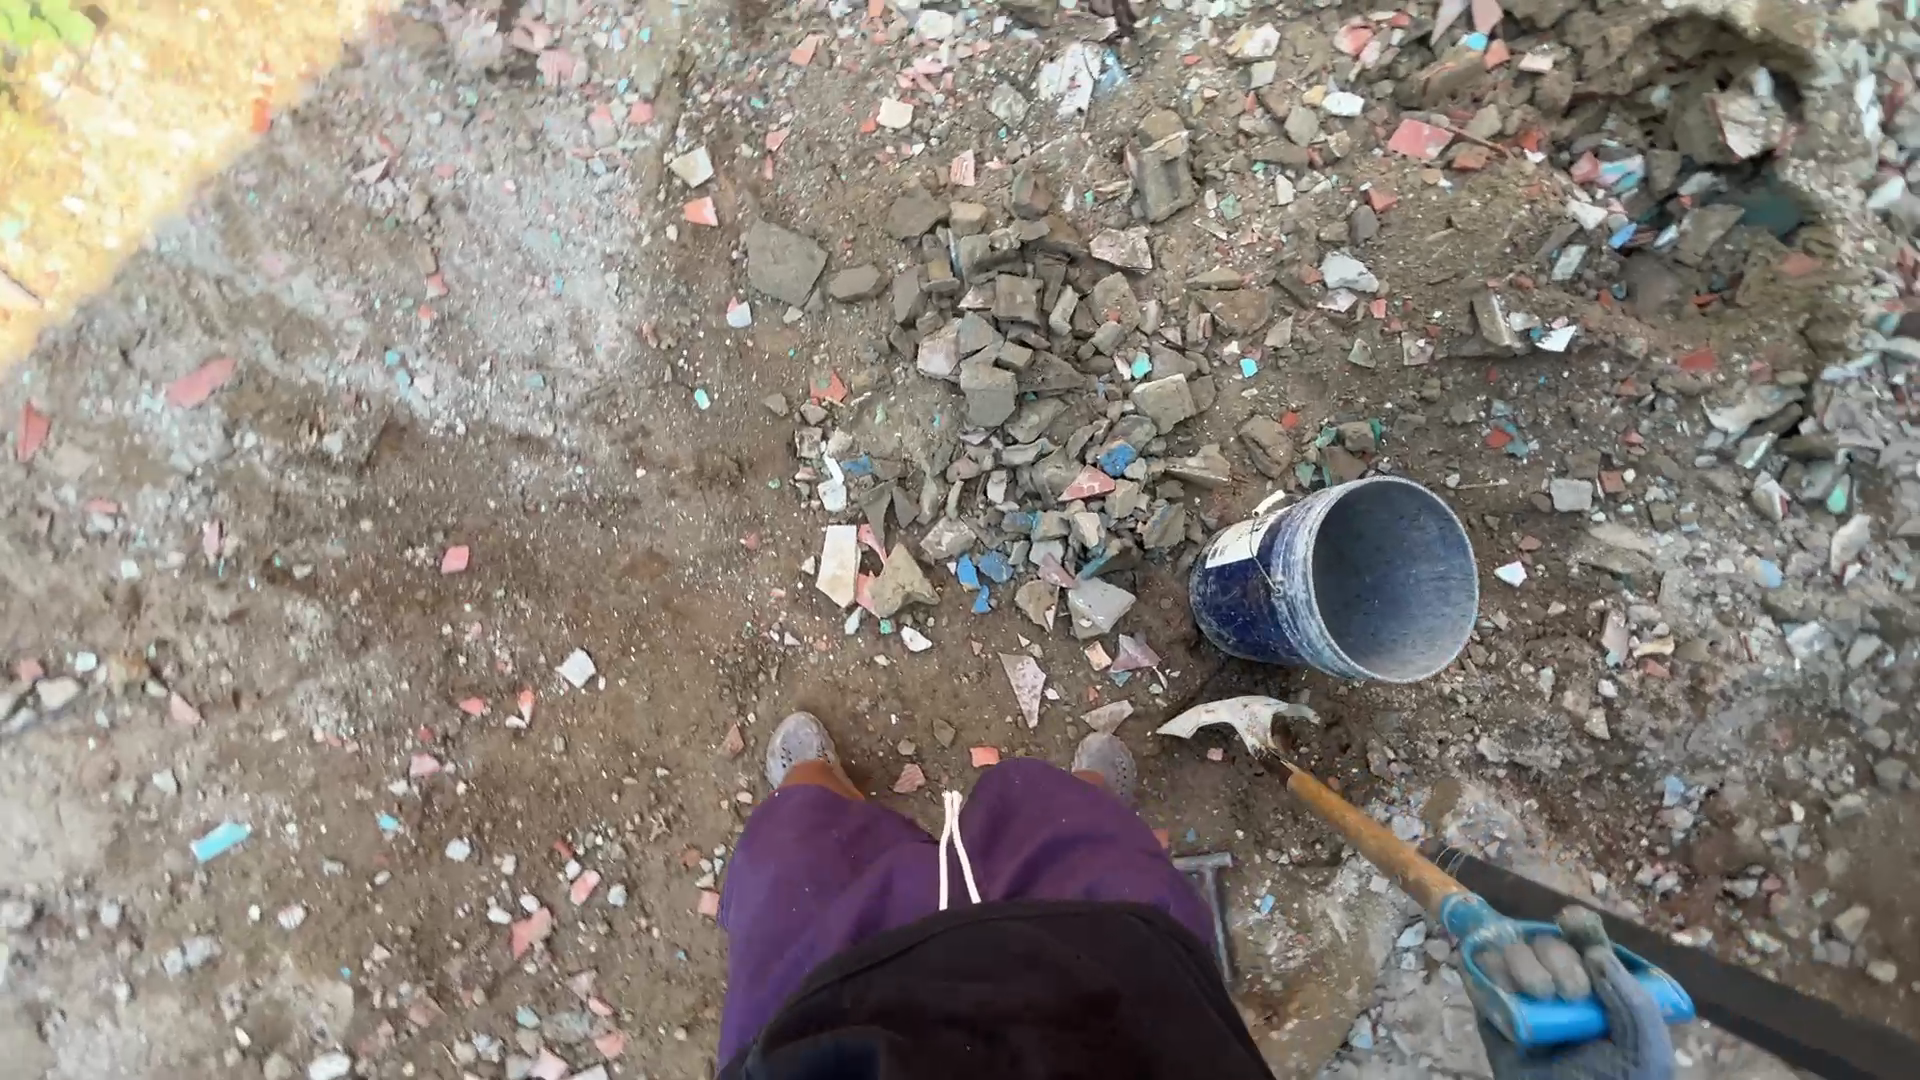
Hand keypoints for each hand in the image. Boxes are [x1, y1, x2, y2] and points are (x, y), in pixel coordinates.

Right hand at [1477, 907, 1673, 1079]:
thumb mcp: (1643, 1055)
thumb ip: (1634, 1004)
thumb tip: (1595, 952)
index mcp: (1601, 994)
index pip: (1587, 945)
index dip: (1580, 929)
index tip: (1572, 922)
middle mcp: (1559, 984)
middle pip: (1548, 941)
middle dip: (1557, 960)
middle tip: (1568, 995)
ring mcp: (1520, 990)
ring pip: (1510, 947)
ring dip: (1523, 965)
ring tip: (1536, 997)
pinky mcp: (1488, 998)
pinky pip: (1480, 966)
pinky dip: (1492, 972)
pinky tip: (1507, 994)